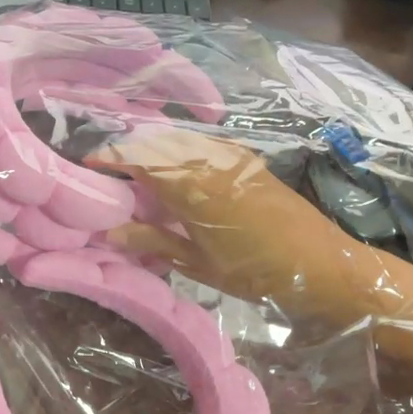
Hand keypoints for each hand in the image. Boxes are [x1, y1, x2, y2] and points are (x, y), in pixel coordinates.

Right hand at [87, 129, 366, 318]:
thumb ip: (153, 241)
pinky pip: (201, 145)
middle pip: (157, 142)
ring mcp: (230, 158)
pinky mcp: (246, 161)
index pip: (140, 159)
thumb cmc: (258, 273)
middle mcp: (209, 162)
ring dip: (152, 150)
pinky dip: (178, 152)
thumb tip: (110, 231)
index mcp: (193, 188)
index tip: (86, 164)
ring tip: (135, 172)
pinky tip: (174, 173)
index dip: (110, 157)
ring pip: (179, 140)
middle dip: (128, 150)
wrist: (325, 266)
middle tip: (107, 170)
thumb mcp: (199, 264)